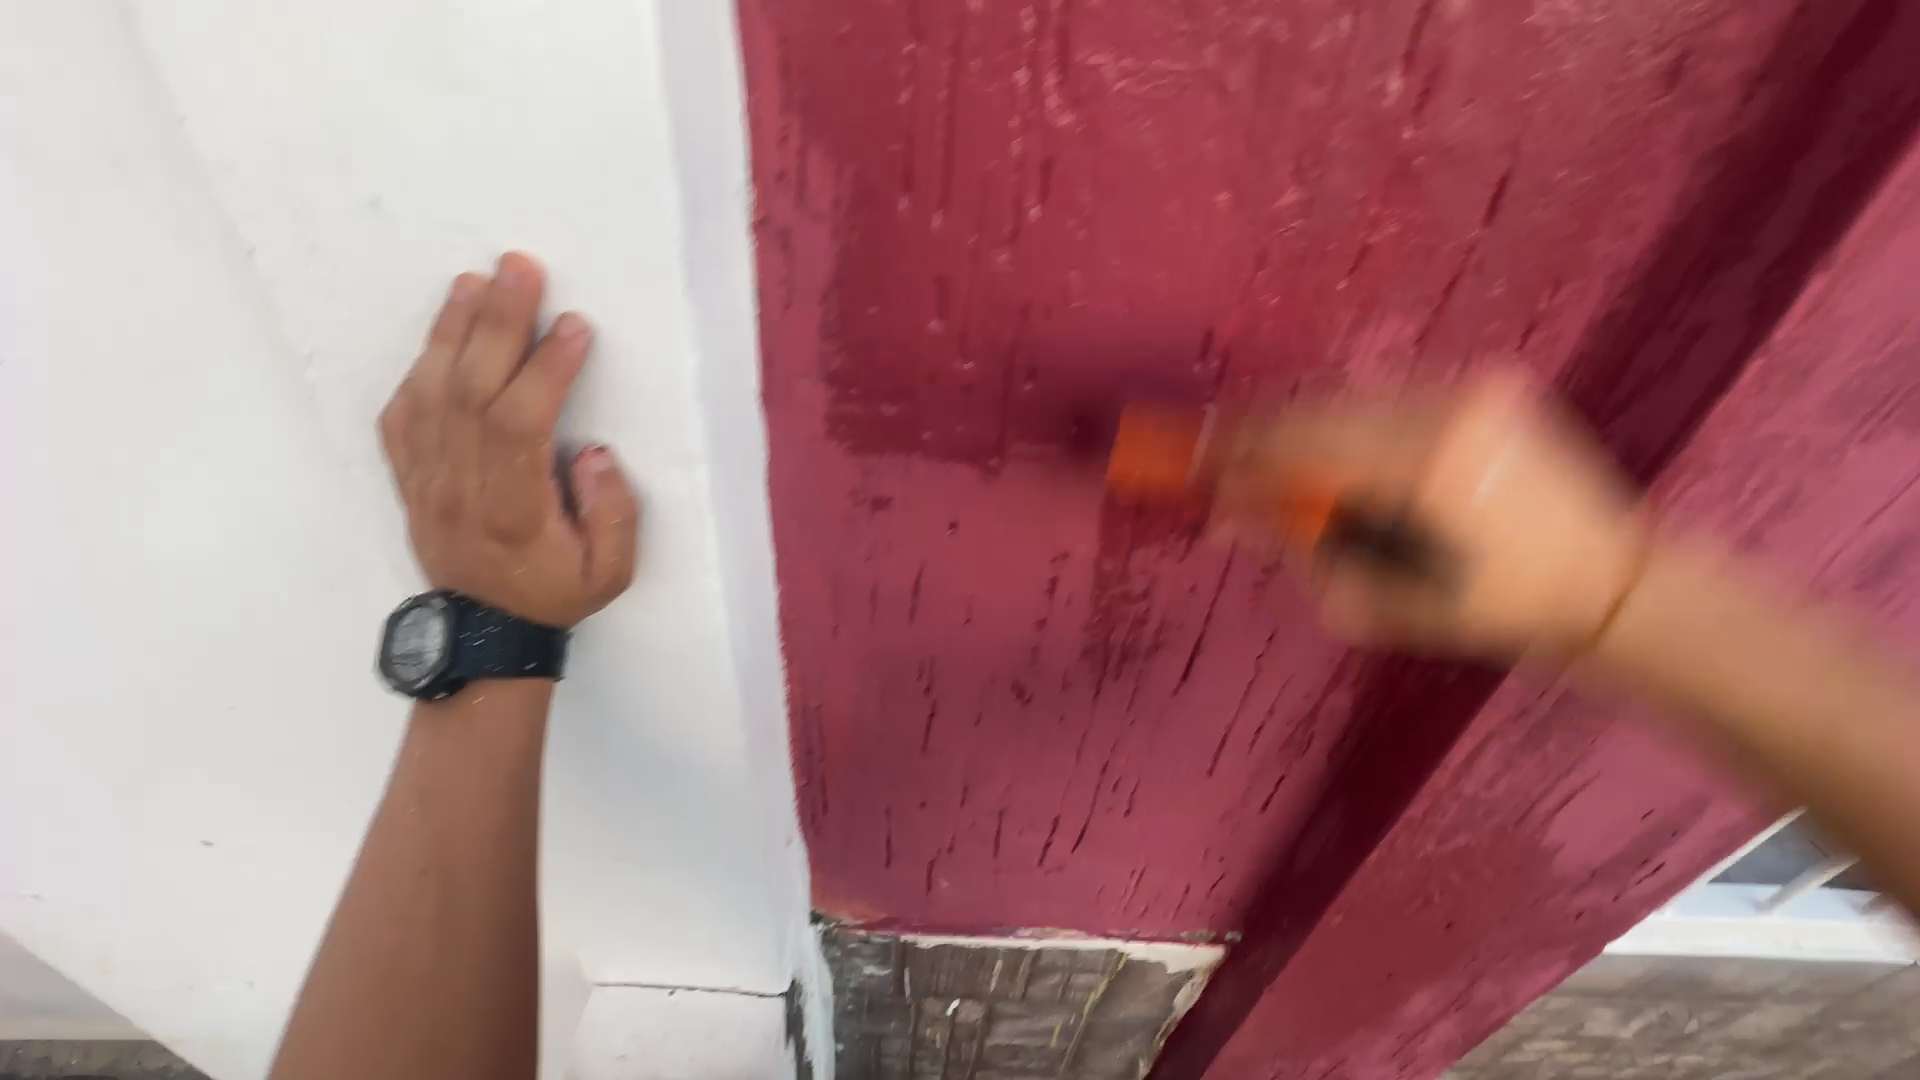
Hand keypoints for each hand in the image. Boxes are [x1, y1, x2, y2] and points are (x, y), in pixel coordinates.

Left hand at [378, 253, 639, 628]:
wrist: (486, 632)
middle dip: (497, 323)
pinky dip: (420, 367)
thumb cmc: (555, 597)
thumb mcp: (610, 573)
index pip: (520, 424)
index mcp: (513, 511)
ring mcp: (427, 480)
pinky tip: (441, 334)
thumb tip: (593, 452)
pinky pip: (403, 413)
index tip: (575, 327)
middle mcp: (461, 487)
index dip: (546, 369)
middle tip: (519, 269)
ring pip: (432, 392)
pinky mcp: (411, 477)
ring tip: (476, 281)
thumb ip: (613, 515)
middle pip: (471, 390)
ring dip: (454, 331)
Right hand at [1212, 371, 1645, 655]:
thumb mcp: (1378, 602)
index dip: (1238, 456)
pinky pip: (1382, 394)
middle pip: (1315, 410)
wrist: (1609, 577)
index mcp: (1426, 470)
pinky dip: (1342, 418)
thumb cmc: (1488, 610)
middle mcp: (1447, 409)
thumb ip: (1300, 551)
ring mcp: (1470, 384)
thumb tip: (1228, 518)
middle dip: (1254, 432)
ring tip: (1256, 449)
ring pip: (1345, 395)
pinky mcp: (1484, 378)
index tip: (1191, 465)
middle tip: (1207, 450)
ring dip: (1295, 423)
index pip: (1300, 449)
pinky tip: (1324, 442)